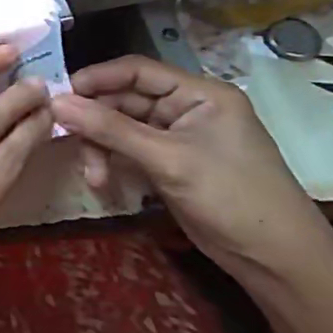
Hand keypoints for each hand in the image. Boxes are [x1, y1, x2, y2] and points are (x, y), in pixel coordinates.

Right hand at [50, 56, 332, 288]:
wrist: (276, 261)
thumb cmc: (232, 197)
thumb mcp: (168, 159)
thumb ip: (110, 129)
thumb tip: (56, 102)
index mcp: (199, 93)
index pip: (138, 71)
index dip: (97, 78)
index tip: (60, 94)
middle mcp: (187, 108)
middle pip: (125, 100)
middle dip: (96, 121)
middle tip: (65, 137)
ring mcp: (178, 138)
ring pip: (122, 128)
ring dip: (102, 148)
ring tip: (93, 176)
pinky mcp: (171, 165)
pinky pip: (129, 151)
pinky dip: (113, 163)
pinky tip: (103, 183)